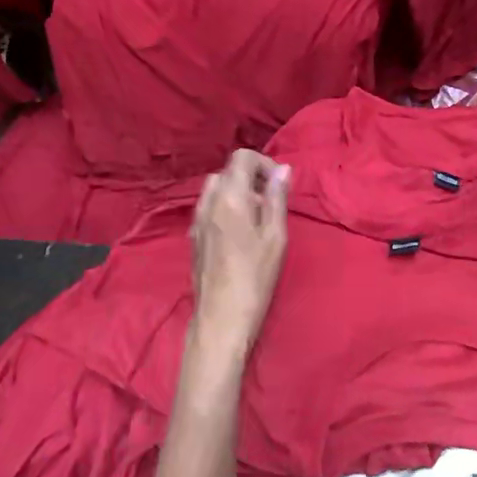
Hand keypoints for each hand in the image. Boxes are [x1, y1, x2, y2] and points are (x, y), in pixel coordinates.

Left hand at [190, 149, 290, 349]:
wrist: (221, 318)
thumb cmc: (255, 277)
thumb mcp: (275, 236)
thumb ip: (277, 198)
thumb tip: (282, 170)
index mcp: (230, 197)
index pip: (242, 157)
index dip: (264, 163)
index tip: (279, 185)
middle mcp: (208, 203)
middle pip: (228, 172)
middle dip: (251, 178)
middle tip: (271, 202)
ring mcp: (197, 221)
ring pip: (216, 190)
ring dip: (237, 193)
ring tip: (257, 218)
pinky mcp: (194, 238)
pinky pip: (209, 208)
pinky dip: (225, 208)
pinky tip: (239, 234)